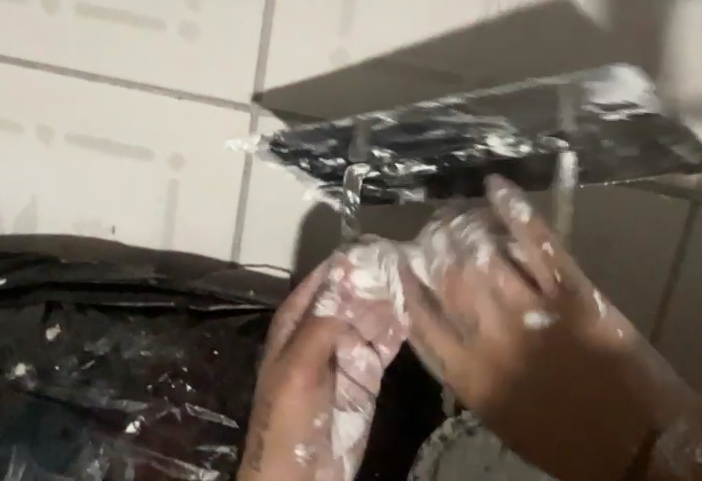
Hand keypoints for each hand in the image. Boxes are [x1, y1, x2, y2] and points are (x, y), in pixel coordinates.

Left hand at [240, 247, 408, 480]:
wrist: (299, 478)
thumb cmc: (287, 421)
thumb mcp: (296, 369)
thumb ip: (320, 327)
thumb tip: (347, 292)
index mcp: (294, 324)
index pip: (320, 282)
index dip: (342, 264)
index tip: (370, 245)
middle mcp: (321, 331)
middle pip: (349, 296)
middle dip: (372, 278)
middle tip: (402, 258)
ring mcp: (345, 354)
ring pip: (368, 317)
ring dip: (388, 300)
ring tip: (413, 278)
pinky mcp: (365, 376)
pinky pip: (382, 344)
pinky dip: (397, 329)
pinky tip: (415, 315)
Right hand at [403, 177, 701, 480]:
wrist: (639, 448)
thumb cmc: (565, 441)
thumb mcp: (499, 416)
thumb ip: (465, 371)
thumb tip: (439, 327)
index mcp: (472, 376)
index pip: (421, 316)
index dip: (407, 282)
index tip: (402, 260)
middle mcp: (494, 338)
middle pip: (450, 275)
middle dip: (436, 245)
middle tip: (435, 229)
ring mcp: (533, 311)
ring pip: (485, 252)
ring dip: (468, 226)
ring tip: (462, 216)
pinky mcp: (572, 293)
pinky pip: (537, 241)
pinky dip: (514, 209)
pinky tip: (496, 187)